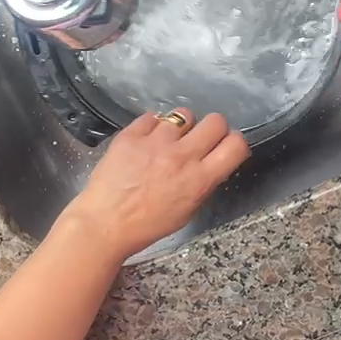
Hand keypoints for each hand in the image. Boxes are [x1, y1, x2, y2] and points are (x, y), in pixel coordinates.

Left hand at [57, 109, 250, 262]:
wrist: (104, 224)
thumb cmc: (147, 225)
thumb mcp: (187, 211)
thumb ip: (203, 183)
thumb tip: (211, 162)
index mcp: (200, 179)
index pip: (235, 145)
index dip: (234, 143)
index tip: (225, 147)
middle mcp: (182, 156)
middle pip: (216, 121)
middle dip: (213, 128)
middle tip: (199, 140)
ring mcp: (156, 142)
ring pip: (184, 114)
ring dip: (181, 126)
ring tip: (168, 140)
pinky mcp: (132, 135)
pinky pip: (152, 116)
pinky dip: (152, 127)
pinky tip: (146, 142)